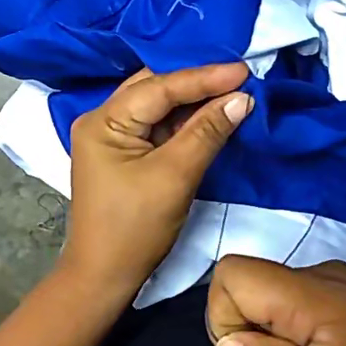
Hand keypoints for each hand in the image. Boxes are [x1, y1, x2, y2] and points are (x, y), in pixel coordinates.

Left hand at [61, 64, 252, 293]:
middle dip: (197, 83)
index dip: (204, 77)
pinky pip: (156, 126)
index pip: (159, 87)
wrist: (105, 275)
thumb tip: (241, 98)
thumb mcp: (175, 177)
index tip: (244, 70)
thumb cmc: (135, 228)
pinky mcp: (122, 153)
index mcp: (103, 121)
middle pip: (154, 89)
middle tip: (240, 76)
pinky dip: (183, 121)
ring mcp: (110, 136)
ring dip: (193, 101)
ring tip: (232, 90)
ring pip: (157, 106)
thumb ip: (207, 132)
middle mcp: (101, 120)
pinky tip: (210, 113)